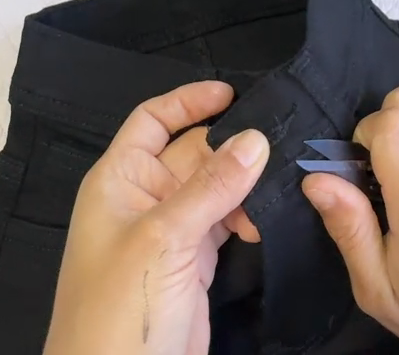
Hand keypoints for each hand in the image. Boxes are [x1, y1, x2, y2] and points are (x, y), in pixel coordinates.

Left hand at [43, 80, 268, 354]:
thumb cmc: (122, 306)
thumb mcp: (165, 238)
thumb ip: (212, 186)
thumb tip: (257, 137)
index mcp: (119, 179)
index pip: (152, 120)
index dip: (188, 102)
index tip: (233, 93)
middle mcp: (143, 197)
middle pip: (191, 152)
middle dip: (229, 146)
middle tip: (279, 141)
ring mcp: (169, 231)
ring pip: (212, 188)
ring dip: (243, 185)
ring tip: (279, 184)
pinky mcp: (192, 262)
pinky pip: (222, 221)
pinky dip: (244, 217)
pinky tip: (265, 222)